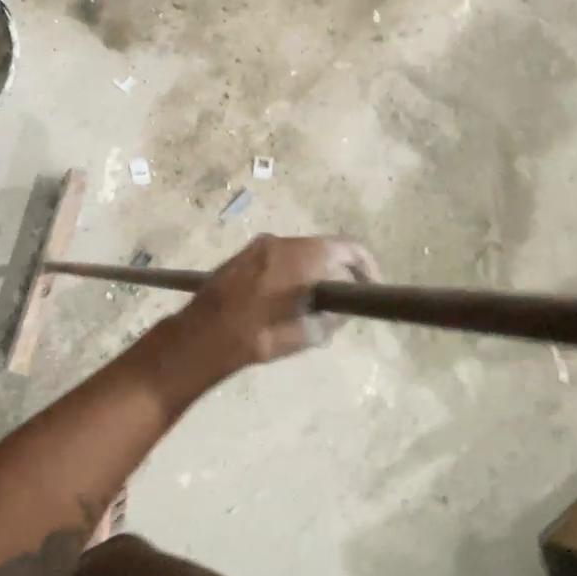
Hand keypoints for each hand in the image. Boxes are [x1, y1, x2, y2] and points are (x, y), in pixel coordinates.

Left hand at [175, 234, 379, 369]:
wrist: (204, 333)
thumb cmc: (261, 333)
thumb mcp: (308, 334)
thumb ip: (331, 319)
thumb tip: (338, 314)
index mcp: (302, 255)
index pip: (348, 247)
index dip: (366, 264)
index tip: (372, 285)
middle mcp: (279, 242)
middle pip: (320, 248)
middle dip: (335, 269)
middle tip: (344, 296)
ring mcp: (255, 246)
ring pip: (295, 252)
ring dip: (309, 270)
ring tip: (313, 301)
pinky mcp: (238, 255)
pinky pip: (273, 258)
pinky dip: (287, 271)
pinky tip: (284, 297)